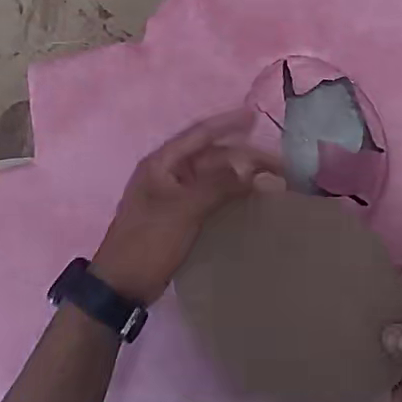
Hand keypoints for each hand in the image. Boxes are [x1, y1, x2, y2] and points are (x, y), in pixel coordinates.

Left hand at [90, 111, 282, 304]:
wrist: (122, 286)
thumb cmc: (148, 242)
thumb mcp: (183, 210)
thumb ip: (218, 185)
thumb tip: (252, 169)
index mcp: (162, 164)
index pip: (199, 134)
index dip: (227, 123)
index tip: (255, 116)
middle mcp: (168, 173)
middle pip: (212, 155)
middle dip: (244, 155)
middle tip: (278, 163)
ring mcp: (175, 195)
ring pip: (215, 176)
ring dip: (242, 175)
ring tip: (272, 179)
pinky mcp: (182, 216)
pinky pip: (213, 195)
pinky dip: (233, 193)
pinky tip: (252, 198)